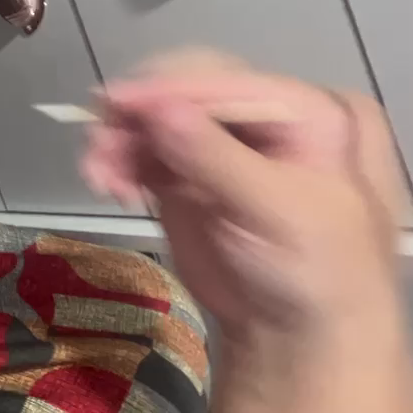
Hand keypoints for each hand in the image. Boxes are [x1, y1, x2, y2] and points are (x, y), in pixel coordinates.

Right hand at [80, 50, 406, 339]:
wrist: (294, 331)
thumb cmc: (314, 271)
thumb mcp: (275, 211)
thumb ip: (214, 157)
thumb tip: (155, 107)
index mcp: (308, 112)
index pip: (222, 82)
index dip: (164, 90)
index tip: (108, 104)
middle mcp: (261, 118)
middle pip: (179, 92)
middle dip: (133, 118)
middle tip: (97, 148)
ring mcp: (218, 145)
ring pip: (148, 121)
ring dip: (115, 145)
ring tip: (100, 181)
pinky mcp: (182, 171)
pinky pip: (137, 150)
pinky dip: (115, 165)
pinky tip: (111, 190)